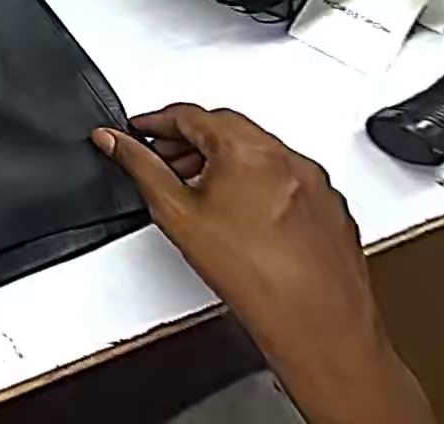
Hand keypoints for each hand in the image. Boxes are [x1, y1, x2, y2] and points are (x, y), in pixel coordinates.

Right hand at [93, 106, 434, 423]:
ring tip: (194, 183)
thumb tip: (112, 139)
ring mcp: (315, 183)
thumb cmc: (256, 276)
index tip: (139, 129)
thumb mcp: (174, 210)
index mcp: (249, 151)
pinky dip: (253, 175)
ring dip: (220, 155)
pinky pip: (284, 172)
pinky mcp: (331, 206)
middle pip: (224, 126)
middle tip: (161, 154)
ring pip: (255, 148)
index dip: (156, 121)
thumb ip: (138, 164)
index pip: (190, 115)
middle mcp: (288, 159)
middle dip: (187, 137)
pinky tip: (235, 205)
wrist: (316, 329)